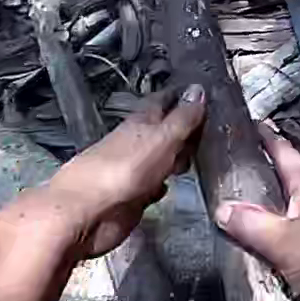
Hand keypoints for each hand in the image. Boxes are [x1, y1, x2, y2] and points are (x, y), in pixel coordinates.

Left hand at [47, 84, 206, 256]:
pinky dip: (165, 181)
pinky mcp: (132, 196)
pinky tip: (175, 183)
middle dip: (185, 128)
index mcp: (142, 121)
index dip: (183, 96)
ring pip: (161, 156)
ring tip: (202, 154)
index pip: (165, 101)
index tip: (205, 93)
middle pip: (164, 129)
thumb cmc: (126, 169)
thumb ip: (183, 118)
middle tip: (213, 127)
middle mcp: (137, 141)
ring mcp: (133, 169)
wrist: (86, 212)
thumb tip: (199, 87)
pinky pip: (154, 183)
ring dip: (177, 155)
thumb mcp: (162, 139)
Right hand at [214, 127, 299, 300]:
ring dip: (259, 194)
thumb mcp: (284, 242)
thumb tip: (222, 208)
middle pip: (280, 172)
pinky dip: (263, 218)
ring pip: (280, 197)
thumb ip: (251, 224)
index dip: (264, 136)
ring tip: (229, 191)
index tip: (242, 123)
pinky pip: (280, 220)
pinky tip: (245, 226)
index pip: (283, 150)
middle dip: (256, 164)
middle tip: (226, 159)